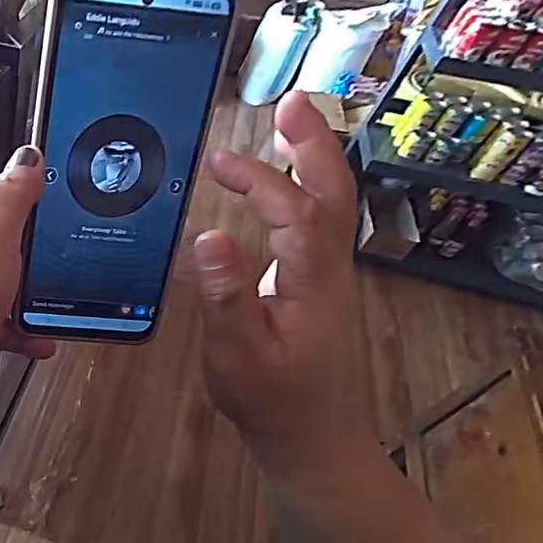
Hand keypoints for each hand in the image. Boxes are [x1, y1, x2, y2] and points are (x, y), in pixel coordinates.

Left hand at [0, 146, 55, 408]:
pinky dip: (28, 332)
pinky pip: (8, 328)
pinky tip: (42, 337)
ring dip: (35, 297)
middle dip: (37, 257)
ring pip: (9, 290)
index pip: (1, 203)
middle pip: (9, 249)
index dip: (32, 205)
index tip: (58, 211)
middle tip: (64, 261)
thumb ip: (13, 189)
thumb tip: (29, 156)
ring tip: (58, 302)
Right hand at [193, 93, 370, 472]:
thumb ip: (225, 296)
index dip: (262, 182)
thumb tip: (208, 235)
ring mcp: (328, 277)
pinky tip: (283, 188)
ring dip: (314, 161)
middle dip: (314, 144)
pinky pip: (318, 224)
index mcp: (314, 282)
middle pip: (334, 194)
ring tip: (288, 125)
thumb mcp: (237, 354)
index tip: (220, 165)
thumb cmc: (273, 401)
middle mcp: (330, 270)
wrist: (311, 437)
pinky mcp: (318, 286)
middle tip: (290, 104)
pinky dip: (305, 190)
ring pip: (332, 206)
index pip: (297, 213)